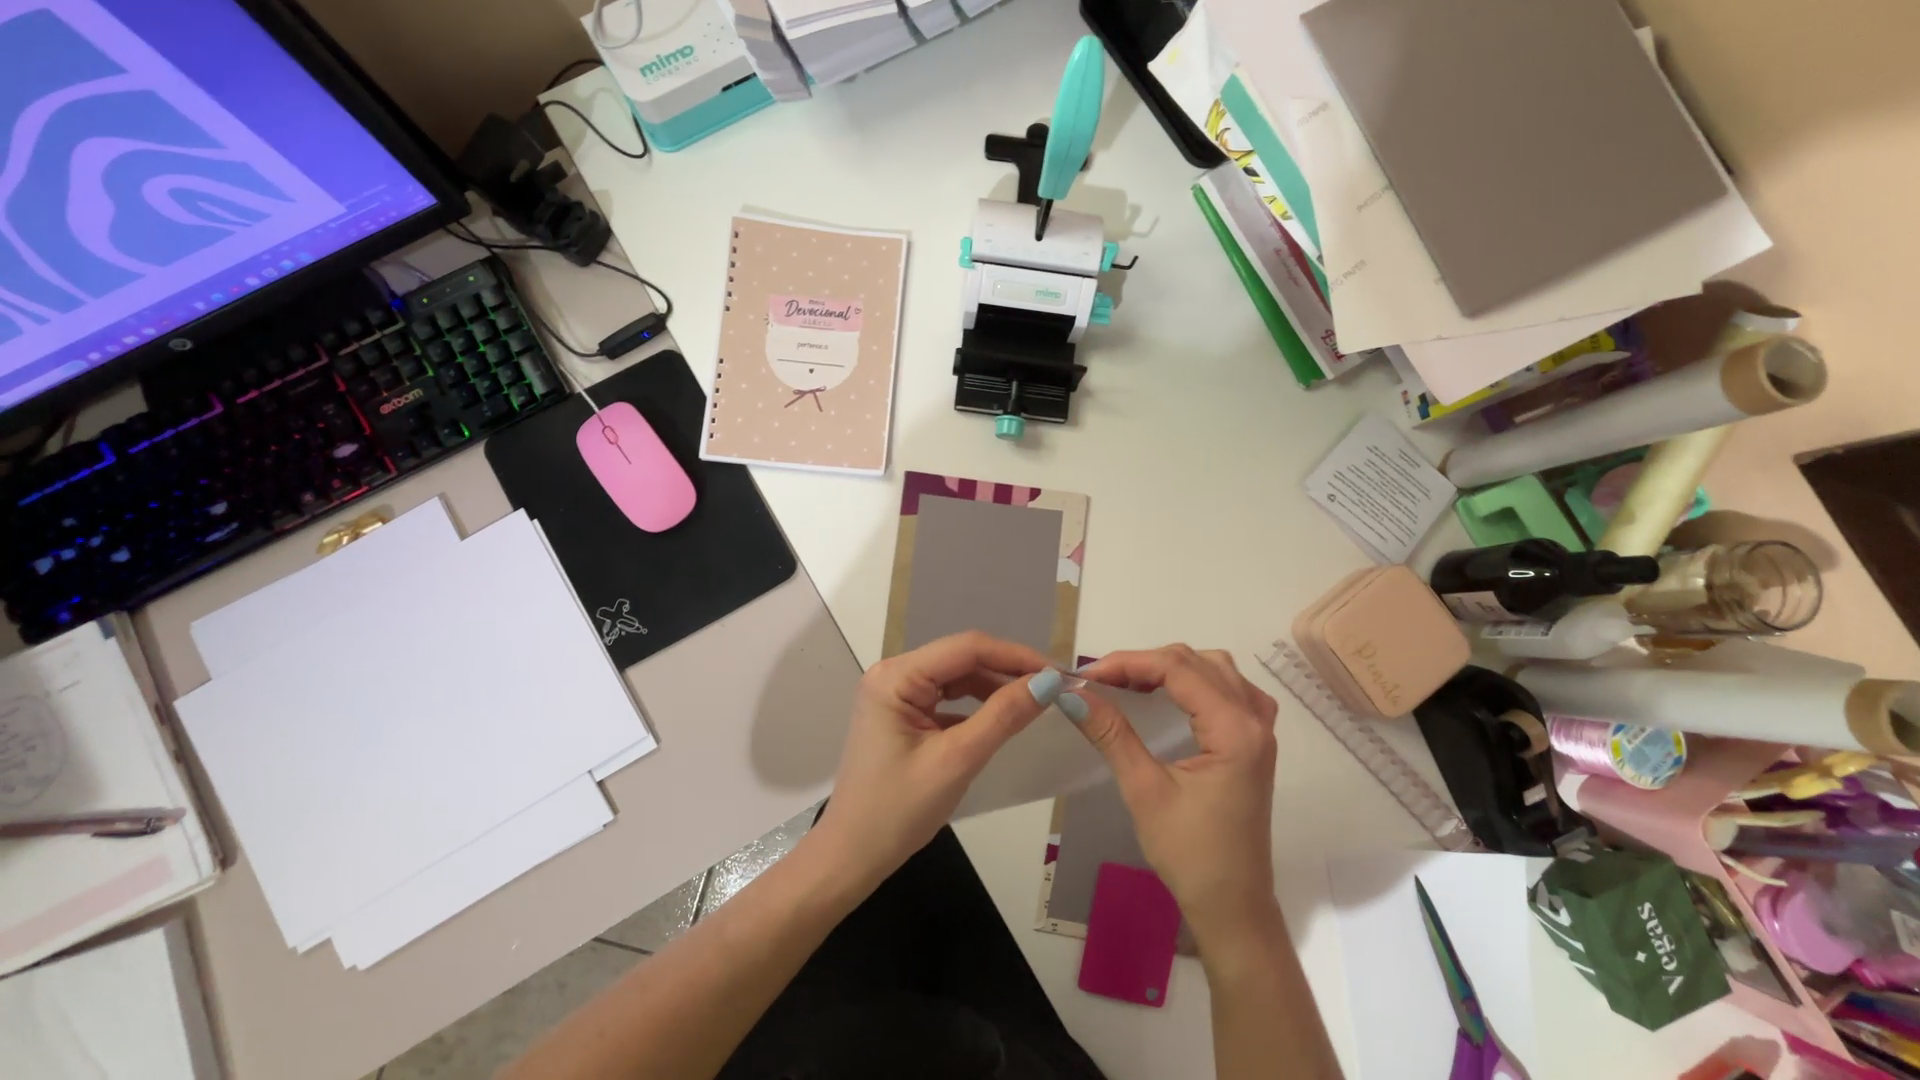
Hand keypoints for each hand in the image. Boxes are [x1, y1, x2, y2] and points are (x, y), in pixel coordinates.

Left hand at [805, 632, 1066, 888]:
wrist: (853, 856)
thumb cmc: (898, 810)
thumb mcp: (957, 760)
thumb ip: (1003, 716)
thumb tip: (1048, 683)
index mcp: (895, 677)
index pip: (967, 648)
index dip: (1015, 656)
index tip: (1059, 674)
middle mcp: (892, 675)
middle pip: (962, 659)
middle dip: (1007, 671)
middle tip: (1054, 690)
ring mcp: (894, 695)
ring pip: (957, 678)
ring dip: (994, 688)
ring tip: (1035, 702)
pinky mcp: (901, 716)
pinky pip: (946, 699)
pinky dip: (976, 707)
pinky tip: (1002, 718)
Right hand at [1067, 646, 1280, 946]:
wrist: (1232, 904)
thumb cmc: (1190, 853)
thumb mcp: (1144, 790)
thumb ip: (1112, 734)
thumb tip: (1073, 694)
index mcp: (1235, 729)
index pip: (1178, 669)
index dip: (1129, 663)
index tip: (1087, 676)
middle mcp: (1255, 720)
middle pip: (1198, 662)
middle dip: (1146, 662)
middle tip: (1102, 681)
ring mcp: (1260, 731)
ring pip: (1217, 670)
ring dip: (1173, 667)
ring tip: (1130, 683)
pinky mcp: (1254, 744)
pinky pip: (1229, 691)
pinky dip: (1196, 682)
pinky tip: (1170, 697)